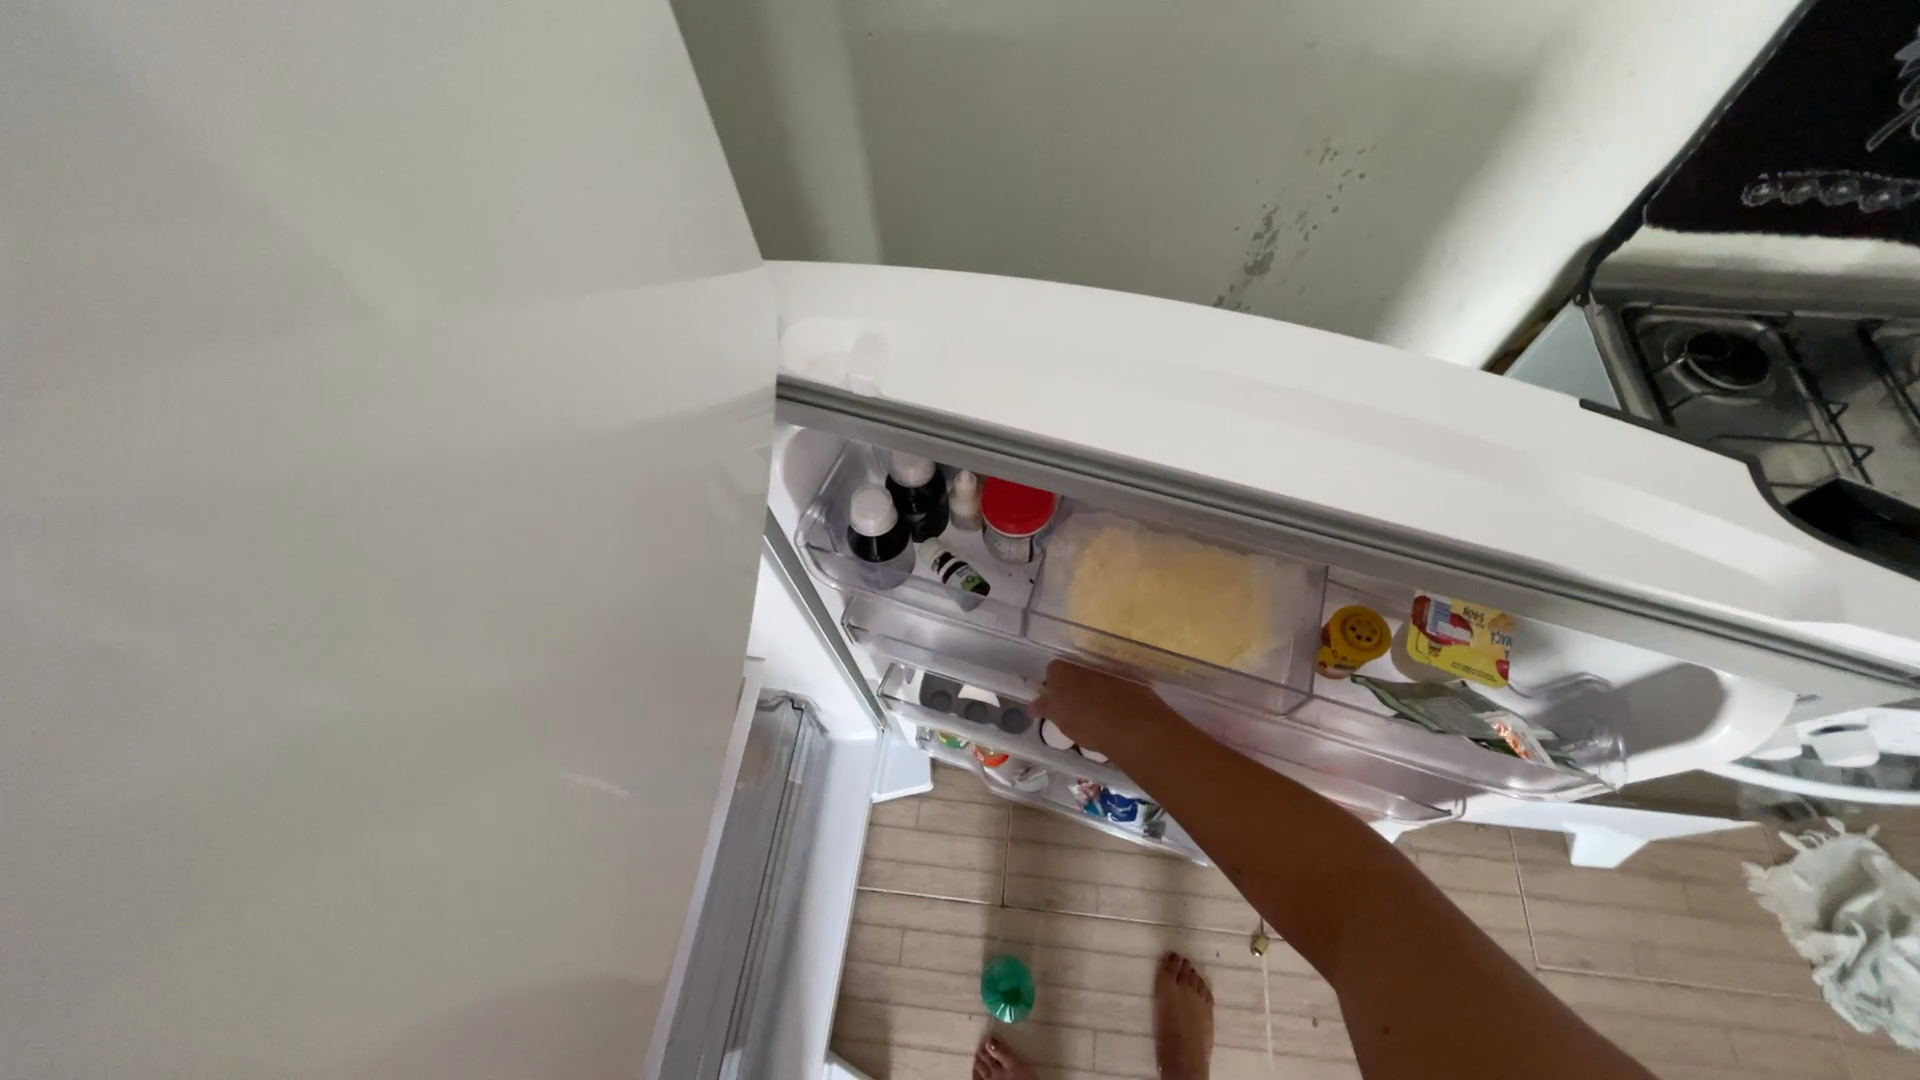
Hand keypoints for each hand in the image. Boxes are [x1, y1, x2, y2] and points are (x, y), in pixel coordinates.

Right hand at [1033, 660, 1183, 758]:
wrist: (1132, 726)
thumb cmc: (1085, 721)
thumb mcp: (1057, 718)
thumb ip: (1044, 708)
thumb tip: (1032, 705)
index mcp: (1062, 669)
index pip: (1052, 671)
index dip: (1053, 687)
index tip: (1057, 704)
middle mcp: (1086, 663)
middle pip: (1076, 672)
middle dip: (1075, 687)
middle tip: (1076, 710)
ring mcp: (1111, 670)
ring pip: (1097, 678)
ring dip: (1096, 691)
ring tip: (1098, 715)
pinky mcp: (1133, 680)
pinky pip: (1118, 686)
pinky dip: (1116, 697)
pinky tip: (1117, 716)